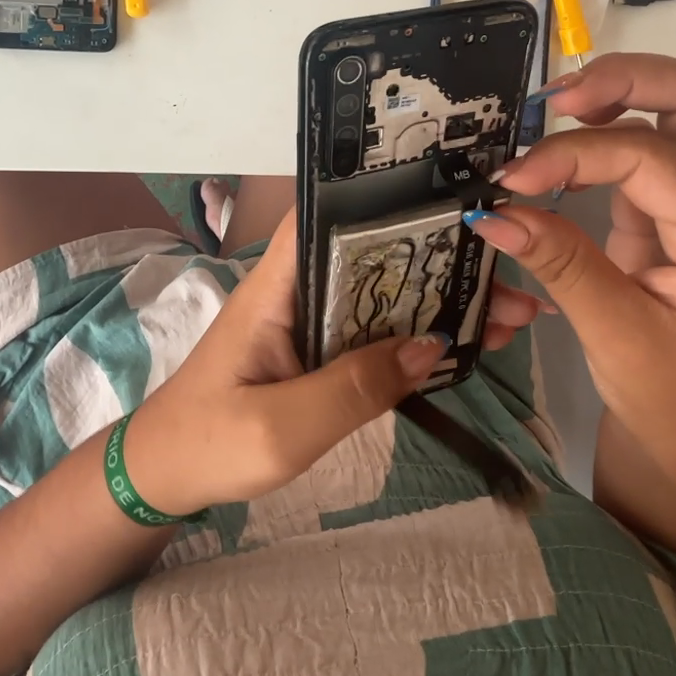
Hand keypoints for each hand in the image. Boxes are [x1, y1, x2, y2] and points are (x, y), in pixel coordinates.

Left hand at [124, 209, 546, 517]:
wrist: (164, 477)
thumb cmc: (209, 443)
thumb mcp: (283, 426)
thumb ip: (353, 388)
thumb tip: (431, 346)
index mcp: (277, 287)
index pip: (325, 215)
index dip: (380, 198)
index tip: (448, 199)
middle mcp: (295, 292)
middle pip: (371, 257)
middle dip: (438, 261)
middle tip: (510, 277)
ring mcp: (307, 324)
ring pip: (381, 297)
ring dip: (438, 302)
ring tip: (510, 313)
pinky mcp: (316, 355)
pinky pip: (374, 336)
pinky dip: (417, 339)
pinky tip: (467, 346)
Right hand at [466, 53, 675, 505]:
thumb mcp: (616, 337)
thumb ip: (560, 263)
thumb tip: (492, 211)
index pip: (650, 156)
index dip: (573, 155)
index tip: (509, 180)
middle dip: (625, 79)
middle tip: (552, 102)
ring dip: (621, 95)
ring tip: (554, 112)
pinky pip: (652, 149)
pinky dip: (608, 133)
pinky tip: (563, 148)